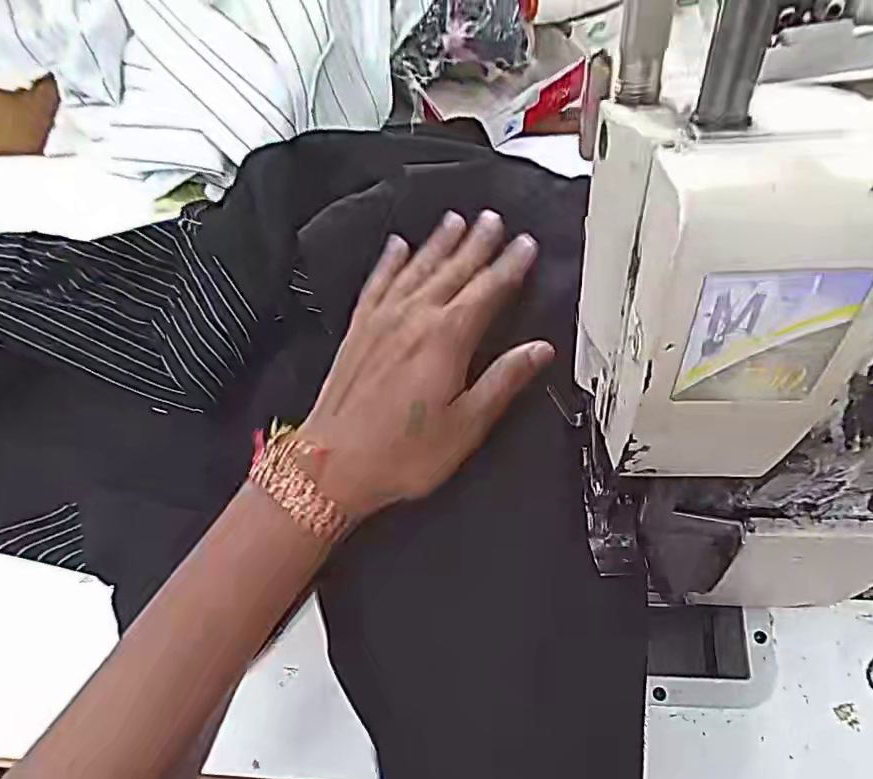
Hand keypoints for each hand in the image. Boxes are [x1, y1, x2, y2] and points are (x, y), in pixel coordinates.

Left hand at [296, 209, 553, 522]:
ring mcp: (381, 322)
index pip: (488, 291)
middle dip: (478, 243)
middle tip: (495, 221)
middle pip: (454, 270)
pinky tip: (397, 247)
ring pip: (417, 268)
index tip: (525, 246)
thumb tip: (538, 351)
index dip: (510, 267)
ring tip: (456, 221)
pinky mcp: (358, 332)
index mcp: (446, 340)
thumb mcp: (467, 425)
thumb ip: (504, 381)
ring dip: (440, 243)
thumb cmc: (402, 453)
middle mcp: (413, 319)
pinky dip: (390, 261)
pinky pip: (378, 282)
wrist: (334, 464)